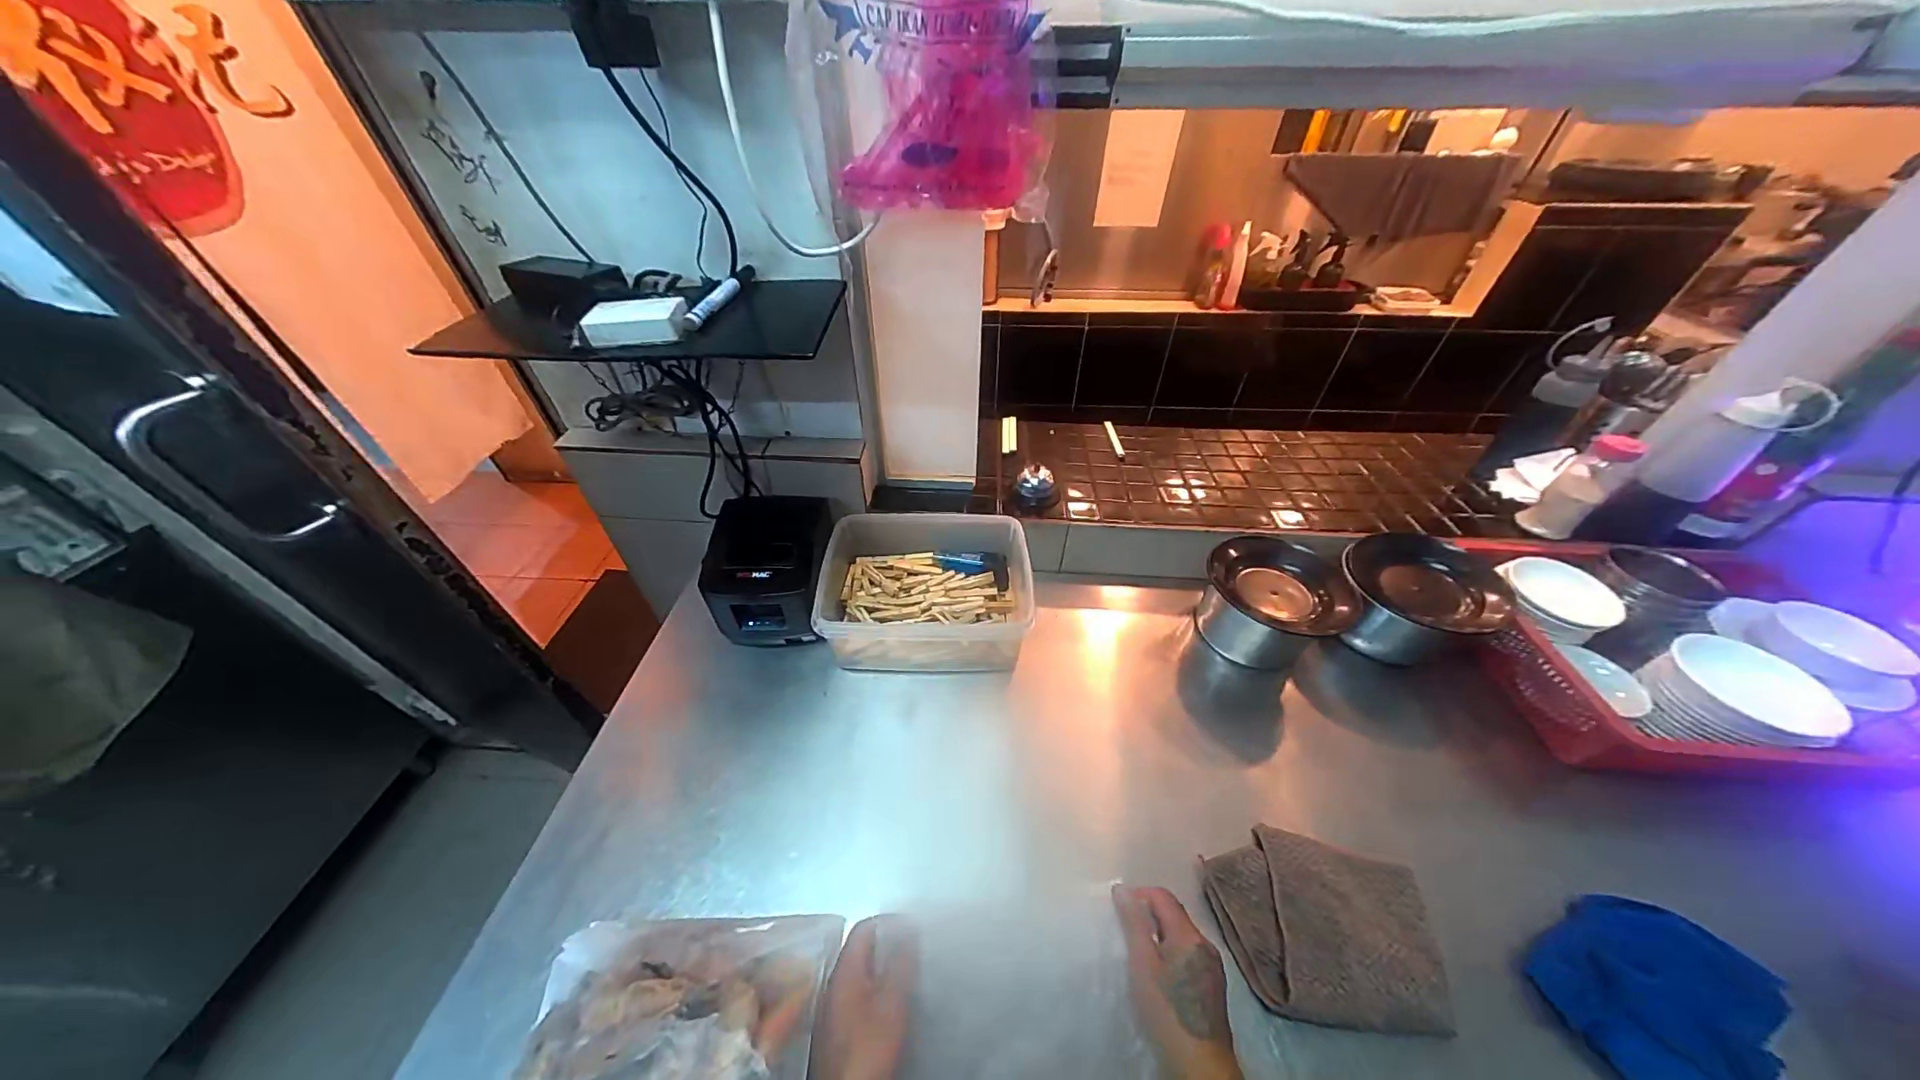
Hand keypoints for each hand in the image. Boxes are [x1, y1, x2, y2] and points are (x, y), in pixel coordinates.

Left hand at [810, 915, 916, 1079]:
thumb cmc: (863, 1056)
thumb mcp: (892, 1003)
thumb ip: (900, 963)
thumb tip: (907, 930)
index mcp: (844, 972)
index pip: (864, 928)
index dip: (890, 922)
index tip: (910, 925)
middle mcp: (834, 984)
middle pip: (862, 948)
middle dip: (889, 944)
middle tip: (912, 948)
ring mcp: (834, 1006)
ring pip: (862, 971)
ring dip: (884, 967)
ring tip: (906, 974)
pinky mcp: (838, 1026)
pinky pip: (860, 993)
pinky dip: (878, 989)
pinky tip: (892, 1004)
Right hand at [1113, 885, 1243, 1079]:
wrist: (1200, 1063)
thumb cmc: (1166, 1010)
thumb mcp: (1142, 964)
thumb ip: (1133, 923)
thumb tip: (1122, 889)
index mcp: (1190, 935)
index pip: (1163, 896)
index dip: (1139, 895)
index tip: (1118, 910)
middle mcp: (1205, 944)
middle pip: (1173, 914)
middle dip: (1147, 914)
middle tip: (1123, 931)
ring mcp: (1212, 966)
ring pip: (1180, 935)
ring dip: (1158, 934)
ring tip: (1136, 952)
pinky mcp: (1212, 985)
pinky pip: (1187, 954)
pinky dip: (1169, 952)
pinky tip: (1157, 973)